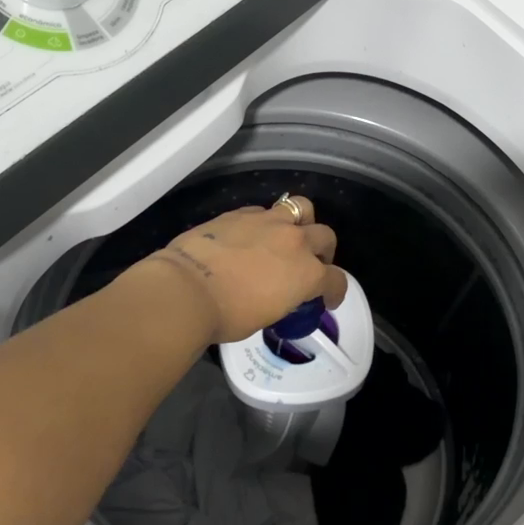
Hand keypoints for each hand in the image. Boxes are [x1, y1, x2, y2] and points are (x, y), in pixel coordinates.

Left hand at [136, 196, 348, 344]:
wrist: (187, 290)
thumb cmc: (227, 316)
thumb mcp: (266, 316)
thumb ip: (282, 298)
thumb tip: (274, 293)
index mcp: (308, 274)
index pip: (336, 280)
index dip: (335, 292)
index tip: (327, 300)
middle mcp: (296, 242)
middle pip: (325, 237)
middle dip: (324, 252)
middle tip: (311, 264)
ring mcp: (269, 222)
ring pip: (301, 208)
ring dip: (302, 222)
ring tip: (289, 235)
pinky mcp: (241, 213)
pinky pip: (265, 211)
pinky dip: (267, 222)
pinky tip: (252, 236)